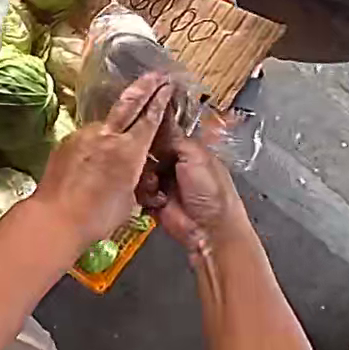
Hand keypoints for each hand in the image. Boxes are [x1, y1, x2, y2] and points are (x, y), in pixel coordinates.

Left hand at [29, 73, 175, 250]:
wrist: (55, 217)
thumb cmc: (97, 217)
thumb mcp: (129, 201)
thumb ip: (133, 179)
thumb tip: (130, 173)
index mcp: (129, 150)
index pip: (149, 119)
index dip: (160, 100)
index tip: (167, 86)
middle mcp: (107, 136)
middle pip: (129, 103)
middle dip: (145, 87)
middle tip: (156, 74)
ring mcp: (83, 136)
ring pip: (105, 124)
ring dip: (114, 126)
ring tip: (118, 138)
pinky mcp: (66, 143)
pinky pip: (87, 137)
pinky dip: (95, 142)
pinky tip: (94, 157)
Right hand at [136, 129, 248, 257]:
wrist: (210, 228)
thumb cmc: (211, 190)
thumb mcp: (196, 155)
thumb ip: (175, 137)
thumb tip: (159, 121)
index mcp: (187, 150)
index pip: (163, 133)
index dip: (151, 130)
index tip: (139, 127)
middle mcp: (173, 164)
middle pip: (146, 151)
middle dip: (144, 156)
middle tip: (148, 160)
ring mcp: (162, 182)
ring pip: (139, 170)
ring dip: (145, 178)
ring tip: (157, 186)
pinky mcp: (153, 200)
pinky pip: (137, 190)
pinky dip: (144, 194)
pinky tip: (157, 198)